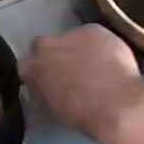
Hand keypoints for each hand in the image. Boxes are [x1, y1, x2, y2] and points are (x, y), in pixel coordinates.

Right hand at [20, 26, 143, 143]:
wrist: (115, 104)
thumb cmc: (81, 114)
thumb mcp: (51, 107)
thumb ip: (44, 89)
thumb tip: (47, 84)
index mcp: (30, 67)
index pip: (28, 64)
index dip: (41, 71)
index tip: (50, 79)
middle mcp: (45, 45)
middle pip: (46, 46)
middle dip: (56, 55)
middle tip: (71, 71)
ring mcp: (69, 34)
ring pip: (71, 39)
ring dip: (78, 49)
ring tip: (95, 66)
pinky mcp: (93, 29)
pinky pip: (93, 36)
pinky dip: (99, 46)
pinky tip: (109, 60)